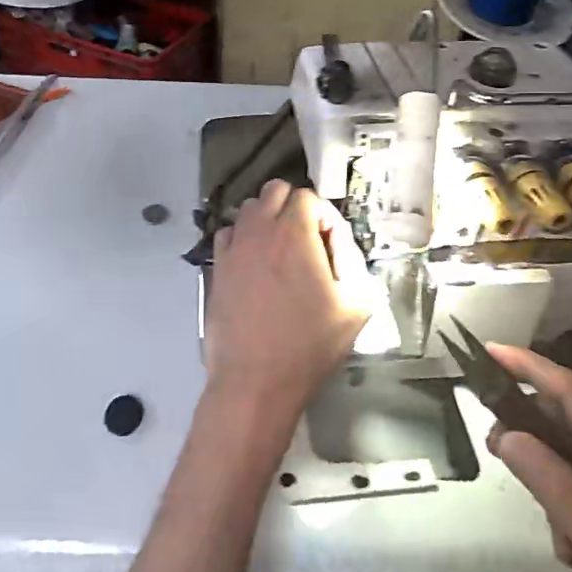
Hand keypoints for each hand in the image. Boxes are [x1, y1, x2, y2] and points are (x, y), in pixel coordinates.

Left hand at [204, 180, 368, 419]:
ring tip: (279, 250)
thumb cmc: (309, 344)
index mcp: (294, 232)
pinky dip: (242, 238)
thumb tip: (337, 240)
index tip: (329, 244)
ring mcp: (233, 247)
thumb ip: (352, 260)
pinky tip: (254, 264)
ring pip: (248, 209)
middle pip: (274, 190)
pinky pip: (228, 234)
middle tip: (306, 239)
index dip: (323, 216)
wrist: (255, 380)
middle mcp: (259, 229)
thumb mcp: (355, 305)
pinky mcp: (216, 267)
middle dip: (294, 206)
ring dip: (266, 219)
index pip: (308, 196)